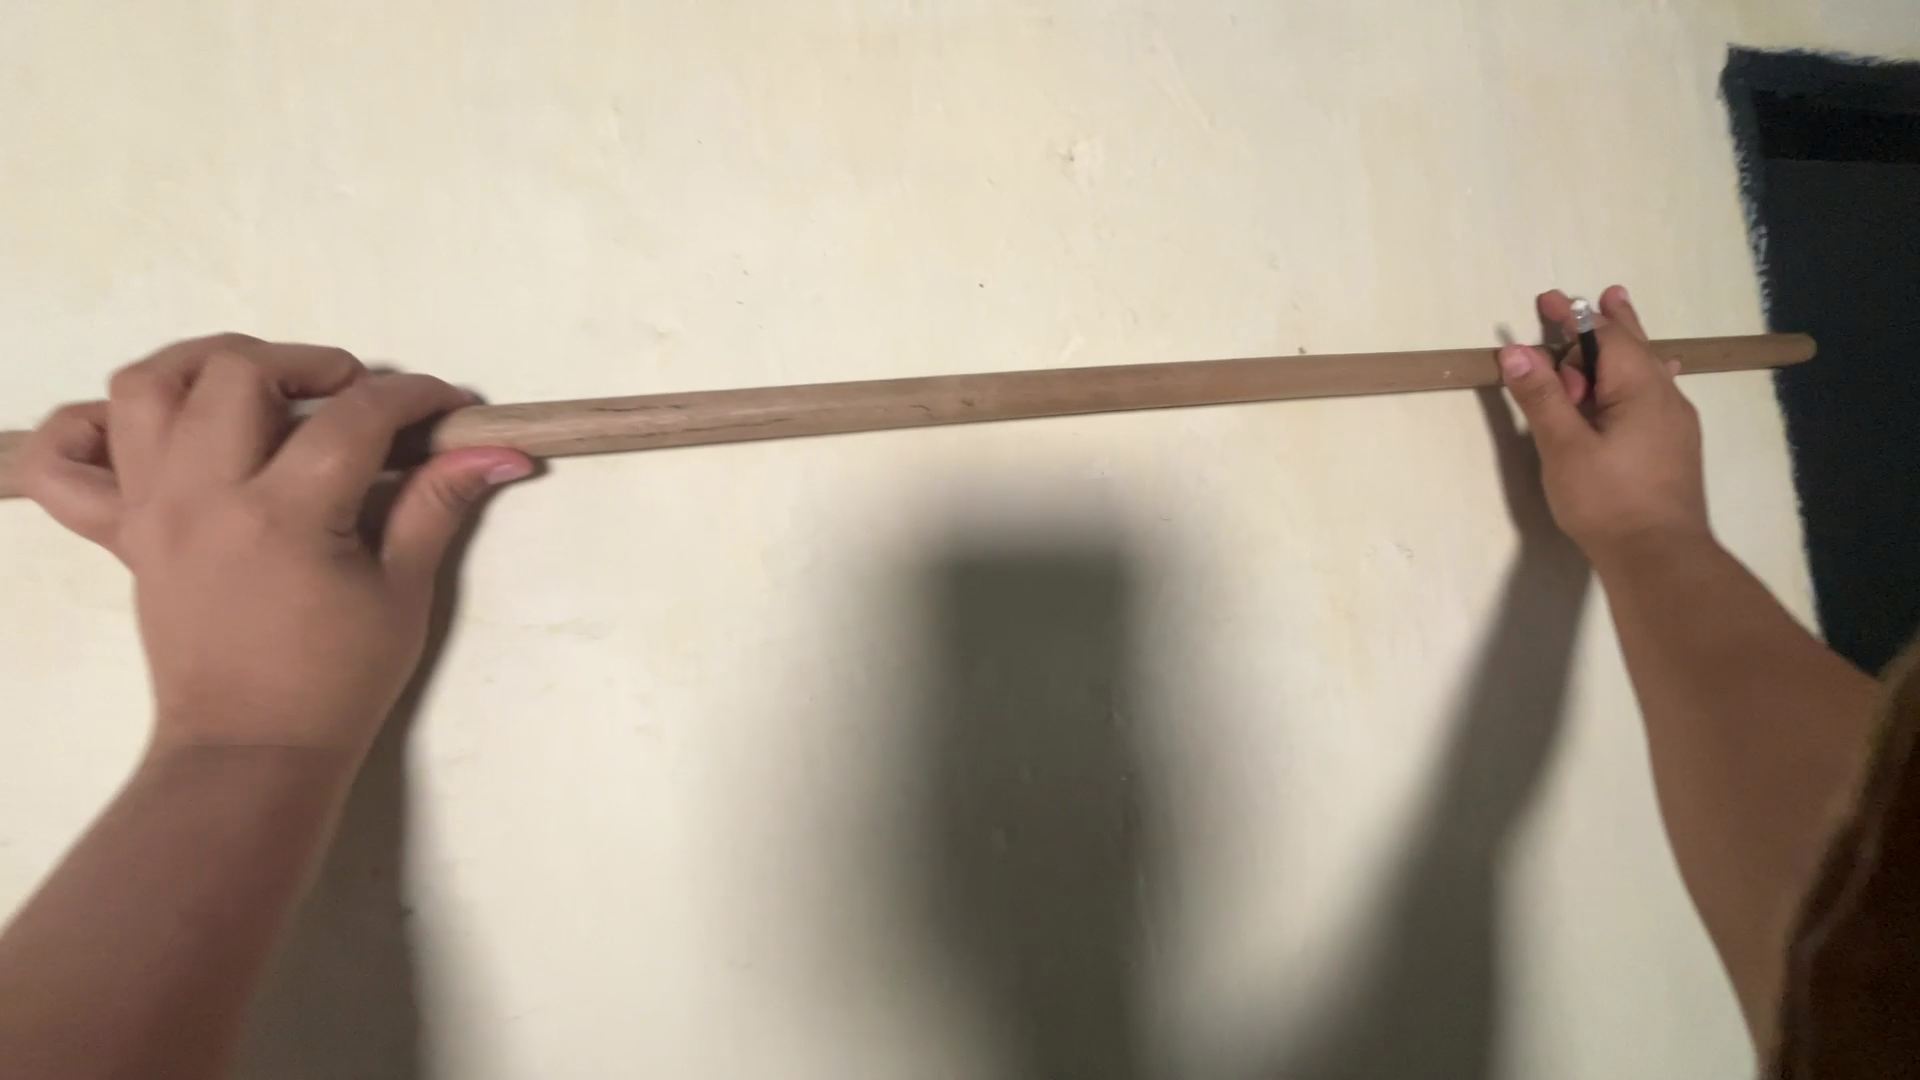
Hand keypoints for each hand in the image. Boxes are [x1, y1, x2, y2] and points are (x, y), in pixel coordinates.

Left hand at [16, 334, 532, 759]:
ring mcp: (146, 510)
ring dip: (213, 366)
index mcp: (283, 516)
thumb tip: (501, 455)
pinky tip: (161, 431)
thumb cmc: (345, 672)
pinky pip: (66, 456)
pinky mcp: (118, 532)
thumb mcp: (407, 587)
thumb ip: (440, 504)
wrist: (254, 743)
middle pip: (237, 373)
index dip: (414, 397)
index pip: (354, 419)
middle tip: (364, 396)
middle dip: (314, 363)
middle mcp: (201, 496)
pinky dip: (96, 423)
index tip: (454, 405)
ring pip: (144, 388)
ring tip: (275, 390)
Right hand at [1498, 286, 1709, 564]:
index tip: (1548, 298)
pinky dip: (1639, 372)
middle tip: (1596, 295)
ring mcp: (1673, 422)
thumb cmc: (1606, 497)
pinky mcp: (1669, 444)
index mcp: (1640, 391)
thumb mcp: (1563, 446)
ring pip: (1645, 370)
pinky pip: (1653, 391)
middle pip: (1633, 348)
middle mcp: (1665, 398)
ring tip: (1621, 316)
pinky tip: (1658, 371)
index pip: (1606, 340)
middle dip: (1607, 321)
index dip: (1575, 318)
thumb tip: (1515, 351)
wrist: (1656, 551)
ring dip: (1622, 345)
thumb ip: (1541, 397)